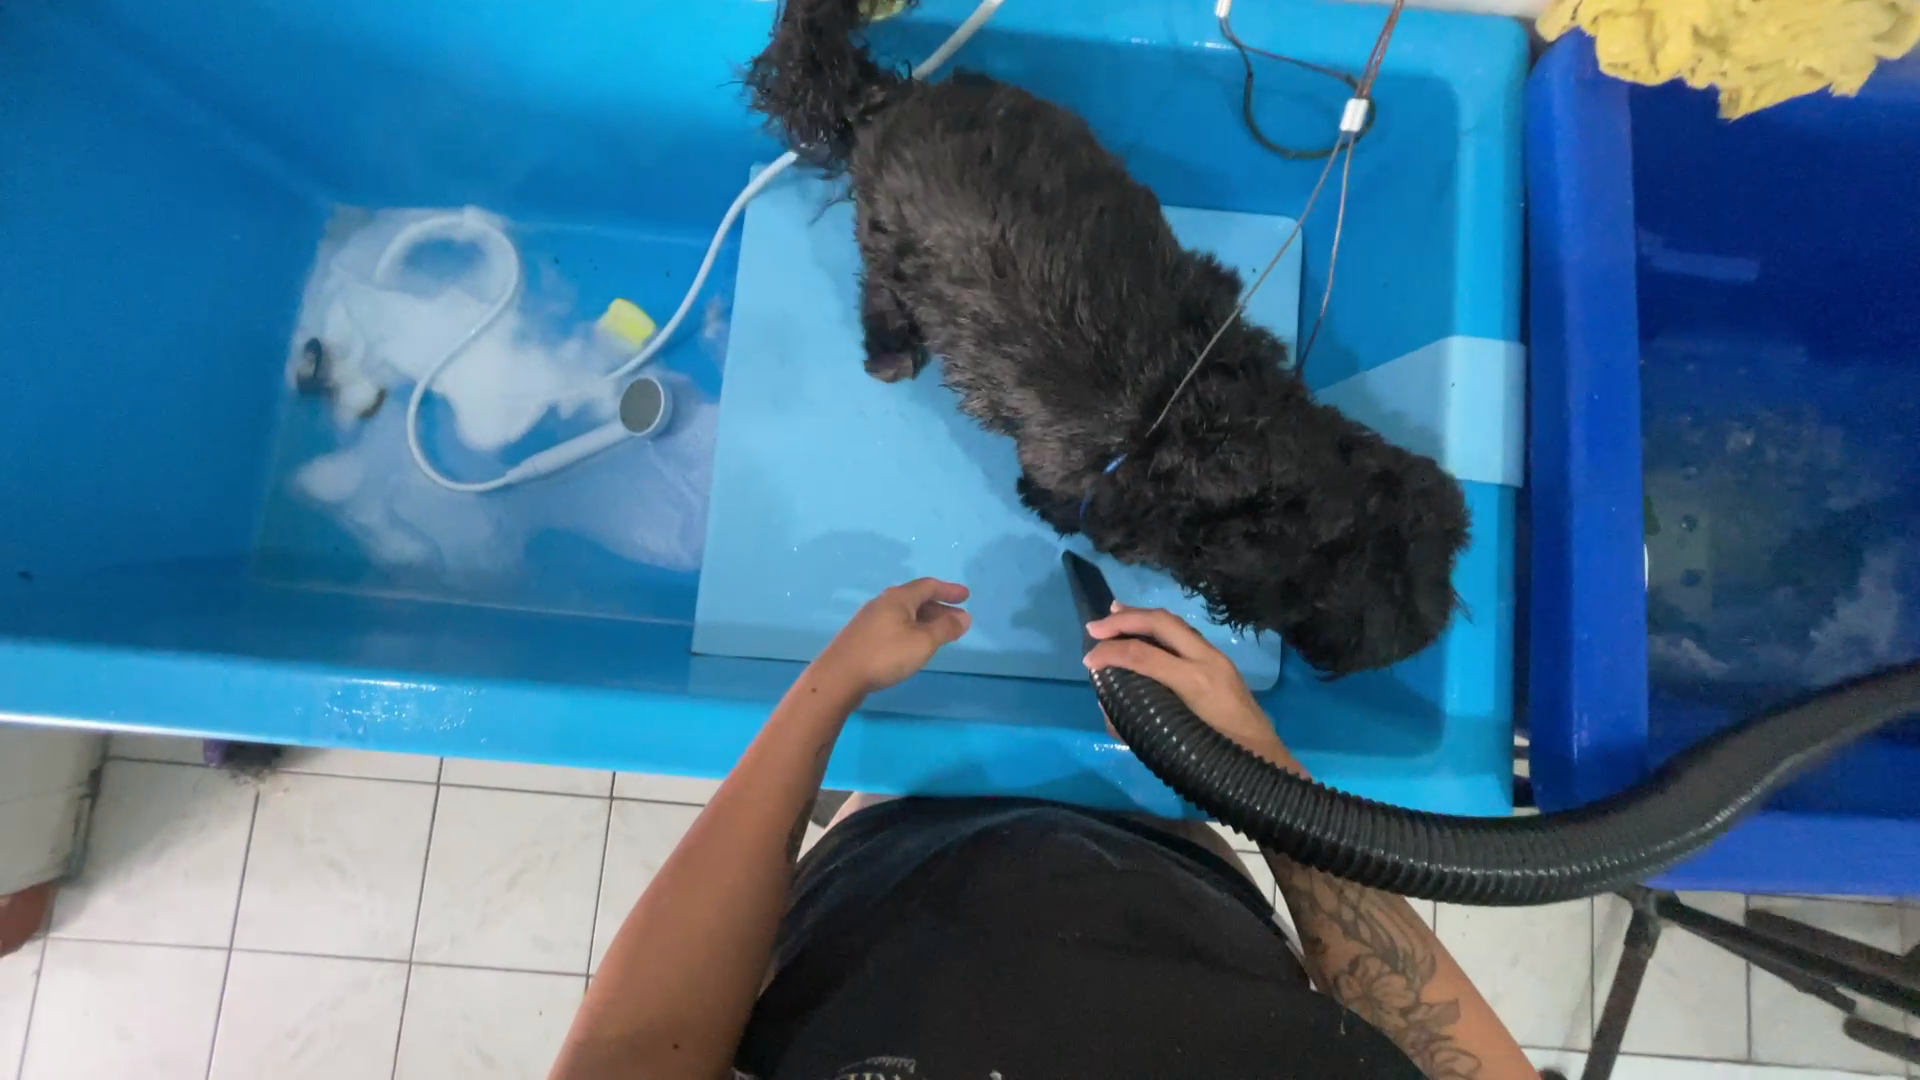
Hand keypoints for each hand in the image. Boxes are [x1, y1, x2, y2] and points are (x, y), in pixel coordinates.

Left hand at [814, 578, 972, 695]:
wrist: (839, 676)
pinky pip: (895, 624)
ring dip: (926, 620)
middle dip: (940, 608)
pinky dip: (912, 629)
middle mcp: (883, 602)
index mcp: (898, 598)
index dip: (949, 590)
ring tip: (941, 634)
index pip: (928, 586)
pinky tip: (914, 644)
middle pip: (917, 599)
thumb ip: (945, 628)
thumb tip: (964, 617)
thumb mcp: (923, 641)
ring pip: (905, 613)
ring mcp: (870, 619)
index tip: (966, 596)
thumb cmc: (886, 654)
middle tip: (959, 620)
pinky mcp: (863, 636)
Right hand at [1083, 604, 1302, 773]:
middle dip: (1124, 620)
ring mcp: (1218, 658)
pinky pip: (1184, 635)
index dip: (1110, 654)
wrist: (1267, 768)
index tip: (1088, 663)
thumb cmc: (1219, 765)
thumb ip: (1136, 726)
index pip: (1143, 655)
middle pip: (1161, 624)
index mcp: (1196, 682)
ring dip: (1142, 617)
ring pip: (1175, 623)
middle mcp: (1208, 661)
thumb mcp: (1171, 750)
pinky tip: (1144, 630)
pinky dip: (1159, 628)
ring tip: (1114, 614)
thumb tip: (1109, 706)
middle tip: (1094, 628)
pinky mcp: (1220, 663)